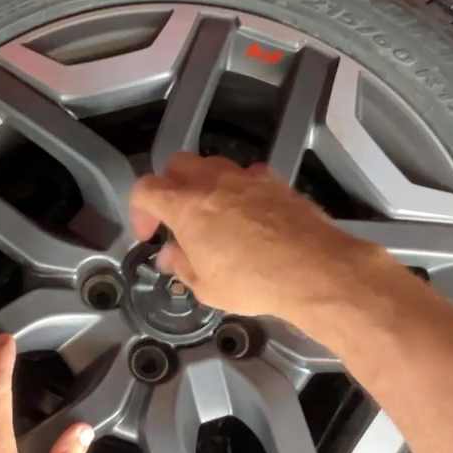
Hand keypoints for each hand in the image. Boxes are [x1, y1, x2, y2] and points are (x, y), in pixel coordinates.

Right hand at [130, 153, 388, 319]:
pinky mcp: (275, 182)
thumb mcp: (206, 287)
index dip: (140, 211)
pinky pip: (247, 175)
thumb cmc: (255, 281)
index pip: (146, 189)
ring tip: (211, 216)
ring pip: (213, 165)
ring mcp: (247, 177)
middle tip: (175, 218)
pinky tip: (246, 214)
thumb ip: (182, 266)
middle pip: (177, 165)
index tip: (149, 234)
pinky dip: (239, 189)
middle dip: (170, 188)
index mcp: (186, 206)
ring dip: (204, 185)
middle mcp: (213, 182)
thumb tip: (172, 256)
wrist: (313, 269)